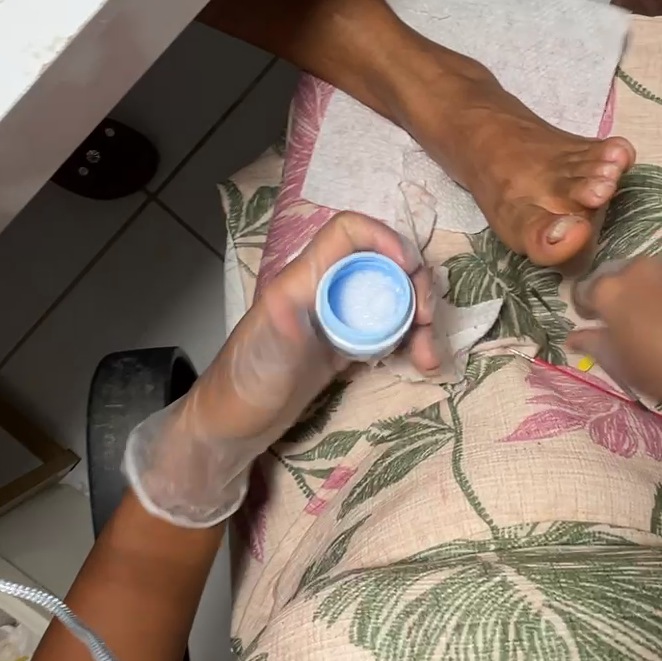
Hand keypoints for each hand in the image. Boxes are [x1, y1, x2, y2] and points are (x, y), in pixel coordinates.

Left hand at [127, 213, 441, 525]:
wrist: (233, 427)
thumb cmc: (243, 389)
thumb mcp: (264, 363)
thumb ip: (277, 334)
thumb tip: (287, 304)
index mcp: (303, 281)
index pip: (347, 233)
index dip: (383, 238)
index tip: (408, 270)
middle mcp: (324, 289)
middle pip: (382, 263)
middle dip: (414, 286)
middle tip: (427, 324)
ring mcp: (338, 315)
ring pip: (392, 296)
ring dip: (419, 319)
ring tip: (429, 358)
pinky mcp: (347, 341)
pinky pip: (389, 326)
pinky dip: (411, 340)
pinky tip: (421, 364)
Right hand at [570, 257, 661, 484]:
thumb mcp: (622, 365)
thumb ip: (594, 344)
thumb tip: (574, 337)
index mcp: (610, 290)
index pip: (584, 290)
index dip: (586, 308)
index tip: (594, 324)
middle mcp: (638, 267)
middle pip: (617, 276)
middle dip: (617, 294)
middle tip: (627, 321)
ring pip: (650, 272)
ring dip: (647, 288)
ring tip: (660, 315)